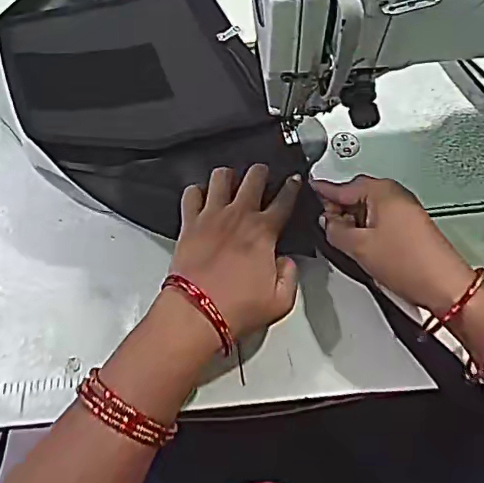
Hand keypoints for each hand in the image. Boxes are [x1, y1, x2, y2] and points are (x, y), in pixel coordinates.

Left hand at [166, 165, 300, 344]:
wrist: (197, 310)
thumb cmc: (235, 306)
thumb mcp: (281, 300)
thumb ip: (290, 275)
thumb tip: (287, 262)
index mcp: (263, 232)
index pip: (284, 200)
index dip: (292, 187)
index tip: (293, 181)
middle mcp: (238, 216)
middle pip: (253, 177)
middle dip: (261, 172)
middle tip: (262, 174)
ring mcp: (211, 216)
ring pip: (220, 177)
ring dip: (229, 175)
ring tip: (232, 180)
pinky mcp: (189, 223)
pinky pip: (191, 194)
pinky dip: (197, 191)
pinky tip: (201, 196)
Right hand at [313, 175, 473, 311]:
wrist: (446, 288)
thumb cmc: (413, 264)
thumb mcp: (357, 247)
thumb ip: (333, 229)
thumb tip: (327, 222)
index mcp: (382, 190)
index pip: (341, 186)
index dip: (322, 194)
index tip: (310, 194)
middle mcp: (395, 195)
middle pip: (355, 197)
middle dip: (340, 212)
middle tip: (331, 230)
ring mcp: (405, 210)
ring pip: (367, 211)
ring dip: (355, 225)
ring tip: (354, 247)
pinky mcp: (411, 226)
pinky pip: (380, 222)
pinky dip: (369, 232)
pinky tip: (369, 251)